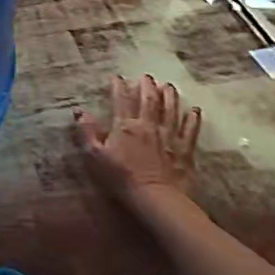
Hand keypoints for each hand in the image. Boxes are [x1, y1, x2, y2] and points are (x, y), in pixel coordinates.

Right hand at [74, 74, 202, 208]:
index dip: (119, 87)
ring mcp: (169, 136)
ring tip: (169, 86)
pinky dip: (193, 119)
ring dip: (170, 96)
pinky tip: (195, 110)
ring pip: (171, 110)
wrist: (155, 197)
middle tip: (147, 77)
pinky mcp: (184, 149)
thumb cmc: (122, 178)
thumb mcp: (97, 155)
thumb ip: (88, 132)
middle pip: (149, 100)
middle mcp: (148, 125)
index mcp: (126, 126)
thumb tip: (79, 111)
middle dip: (148, 86)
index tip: (117, 77)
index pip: (122, 100)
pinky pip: (190, 130)